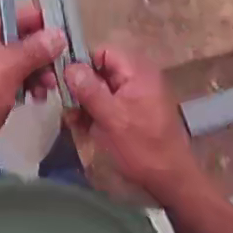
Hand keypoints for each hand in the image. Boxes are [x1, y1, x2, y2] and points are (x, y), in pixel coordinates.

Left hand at [0, 5, 66, 147]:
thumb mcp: (10, 66)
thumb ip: (37, 48)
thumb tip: (59, 34)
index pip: (19, 16)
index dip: (43, 24)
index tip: (66, 35)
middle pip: (25, 40)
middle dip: (44, 55)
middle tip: (59, 69)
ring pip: (25, 61)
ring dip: (40, 73)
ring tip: (48, 87)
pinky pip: (19, 78)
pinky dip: (31, 84)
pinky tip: (39, 97)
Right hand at [64, 46, 209, 201]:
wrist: (170, 180)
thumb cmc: (142, 147)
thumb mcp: (111, 117)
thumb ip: (89, 89)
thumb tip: (69, 66)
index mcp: (137, 71)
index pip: (102, 52)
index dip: (81, 64)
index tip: (62, 82)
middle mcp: (137, 78)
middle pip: (99, 70)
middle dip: (80, 87)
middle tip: (66, 107)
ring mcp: (136, 96)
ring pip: (101, 88)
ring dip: (84, 103)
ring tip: (74, 121)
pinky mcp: (133, 112)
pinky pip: (108, 103)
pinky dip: (94, 113)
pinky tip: (83, 128)